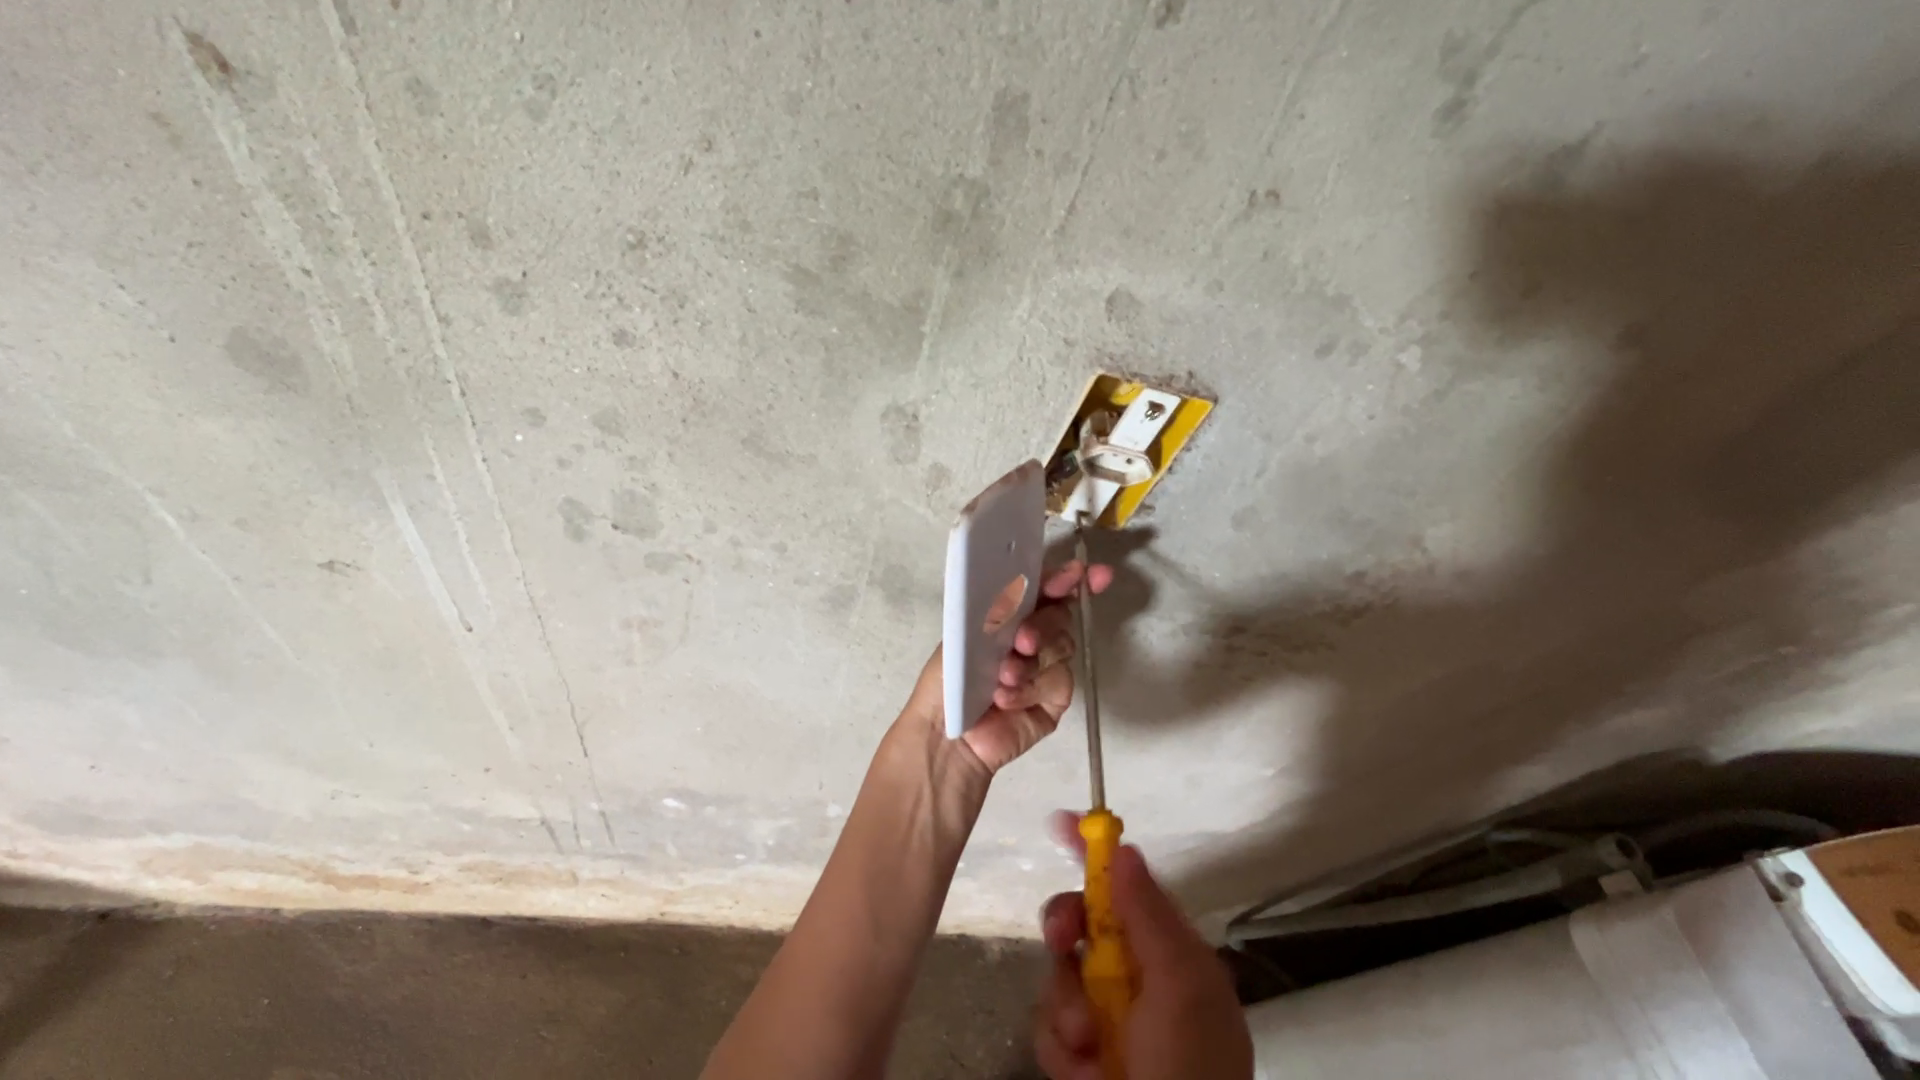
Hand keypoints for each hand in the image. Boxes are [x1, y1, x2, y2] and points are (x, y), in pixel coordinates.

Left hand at [902, 560, 1112, 773]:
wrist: (945, 736)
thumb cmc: (947, 682)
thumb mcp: (966, 635)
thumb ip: (998, 609)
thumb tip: (1025, 588)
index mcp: (1009, 616)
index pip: (1044, 590)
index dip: (1064, 578)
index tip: (1080, 573)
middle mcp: (1032, 638)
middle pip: (1060, 615)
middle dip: (1044, 623)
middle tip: (1022, 641)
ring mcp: (1046, 668)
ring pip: (1062, 646)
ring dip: (1031, 660)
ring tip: (1003, 677)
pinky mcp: (1054, 698)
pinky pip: (1057, 682)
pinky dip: (1029, 688)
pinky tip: (1005, 699)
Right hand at [1034, 845, 1253, 1079]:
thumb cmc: (1188, 1071)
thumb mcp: (1181, 990)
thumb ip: (1150, 918)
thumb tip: (1124, 847)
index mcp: (1173, 956)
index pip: (1131, 887)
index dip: (1095, 852)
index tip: (1060, 823)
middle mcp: (1138, 979)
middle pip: (1083, 921)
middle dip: (1066, 929)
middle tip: (1064, 941)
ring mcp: (1108, 1018)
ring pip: (1058, 975)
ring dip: (1067, 1010)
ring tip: (1090, 1051)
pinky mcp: (1081, 1055)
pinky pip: (1048, 1026)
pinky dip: (1060, 1051)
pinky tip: (1084, 1074)